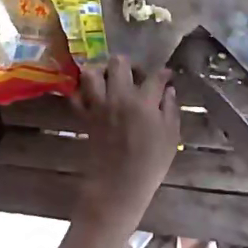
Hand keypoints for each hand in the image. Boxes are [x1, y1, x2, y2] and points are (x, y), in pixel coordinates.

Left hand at [70, 56, 178, 229]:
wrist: (118, 185)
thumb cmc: (151, 163)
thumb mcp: (171, 136)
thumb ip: (171, 109)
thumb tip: (169, 91)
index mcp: (144, 101)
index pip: (155, 76)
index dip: (164, 74)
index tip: (167, 77)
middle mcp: (119, 96)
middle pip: (119, 63)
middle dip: (130, 65)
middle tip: (136, 78)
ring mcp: (98, 105)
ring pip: (92, 73)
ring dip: (102, 73)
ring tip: (112, 84)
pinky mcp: (85, 117)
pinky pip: (76, 96)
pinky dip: (83, 92)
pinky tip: (94, 98)